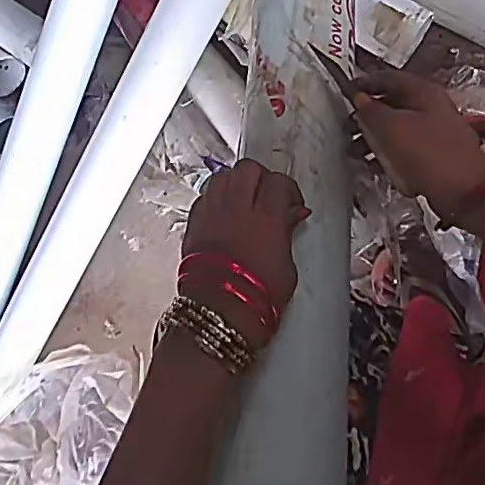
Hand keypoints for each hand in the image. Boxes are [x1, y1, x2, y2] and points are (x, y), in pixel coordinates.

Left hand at [181, 159, 308, 350]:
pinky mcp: (193, 223)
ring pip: (223, 176)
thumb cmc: (255, 300)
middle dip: (260, 177)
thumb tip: (291, 217)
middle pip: (248, 169)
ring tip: (245, 200)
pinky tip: (225, 213)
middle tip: (267, 195)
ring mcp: (211, 213)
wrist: (218, 315)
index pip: (279, 182)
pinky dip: (216, 198)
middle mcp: (237, 208)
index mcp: (266, 218)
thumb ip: (287, 233)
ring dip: (236, 183)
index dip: (287, 190)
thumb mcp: (287, 269)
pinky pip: (205, 195)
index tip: (290, 203)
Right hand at [352, 69, 484, 224]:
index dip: (365, 83)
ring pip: (396, 129)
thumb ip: (371, 111)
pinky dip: (387, 155)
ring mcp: (433, 133)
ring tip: (354, 151)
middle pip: (391, 104)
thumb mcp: (391, 128)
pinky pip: (403, 149)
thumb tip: (359, 100)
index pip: (389, 78)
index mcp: (423, 93)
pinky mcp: (433, 156)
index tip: (346, 91)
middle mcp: (430, 108)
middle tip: (347, 126)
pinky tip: (372, 166)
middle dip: (366, 116)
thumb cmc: (427, 153)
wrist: (465, 190)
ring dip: (373, 138)